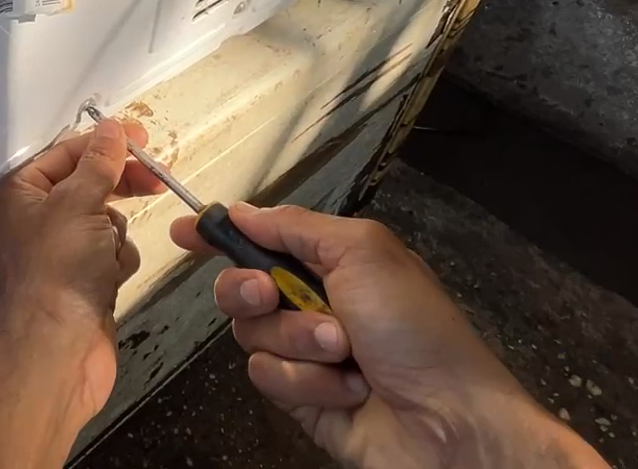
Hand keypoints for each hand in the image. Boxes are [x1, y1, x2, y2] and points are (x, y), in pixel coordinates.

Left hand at [0, 118, 164, 421]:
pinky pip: (112, 252)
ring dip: (115, 232)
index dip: (104, 142)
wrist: (56, 352)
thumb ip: (99, 162)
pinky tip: (111, 277)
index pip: (67, 153)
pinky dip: (118, 261)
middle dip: (118, 185)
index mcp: (22, 192)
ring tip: (107, 252)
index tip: (141, 138)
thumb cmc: (59, 269)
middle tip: (155, 180)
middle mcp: (37, 218)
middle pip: (89, 183)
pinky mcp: (84, 279)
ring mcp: (62, 251)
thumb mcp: (78, 202)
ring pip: (106, 219)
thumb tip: (111, 128)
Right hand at [172, 204, 604, 468]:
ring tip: (342, 351)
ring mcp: (301, 350)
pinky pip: (266, 376)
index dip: (217, 234)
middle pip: (236, 284)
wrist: (453, 426)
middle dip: (248, 287)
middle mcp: (306, 301)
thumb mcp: (360, 250)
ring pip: (250, 331)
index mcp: (324, 260)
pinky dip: (305, 381)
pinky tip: (347, 390)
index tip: (184, 233)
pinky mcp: (299, 396)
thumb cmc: (412, 325)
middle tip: (273, 292)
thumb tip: (240, 211)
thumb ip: (293, 226)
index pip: (255, 238)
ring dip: (295, 339)